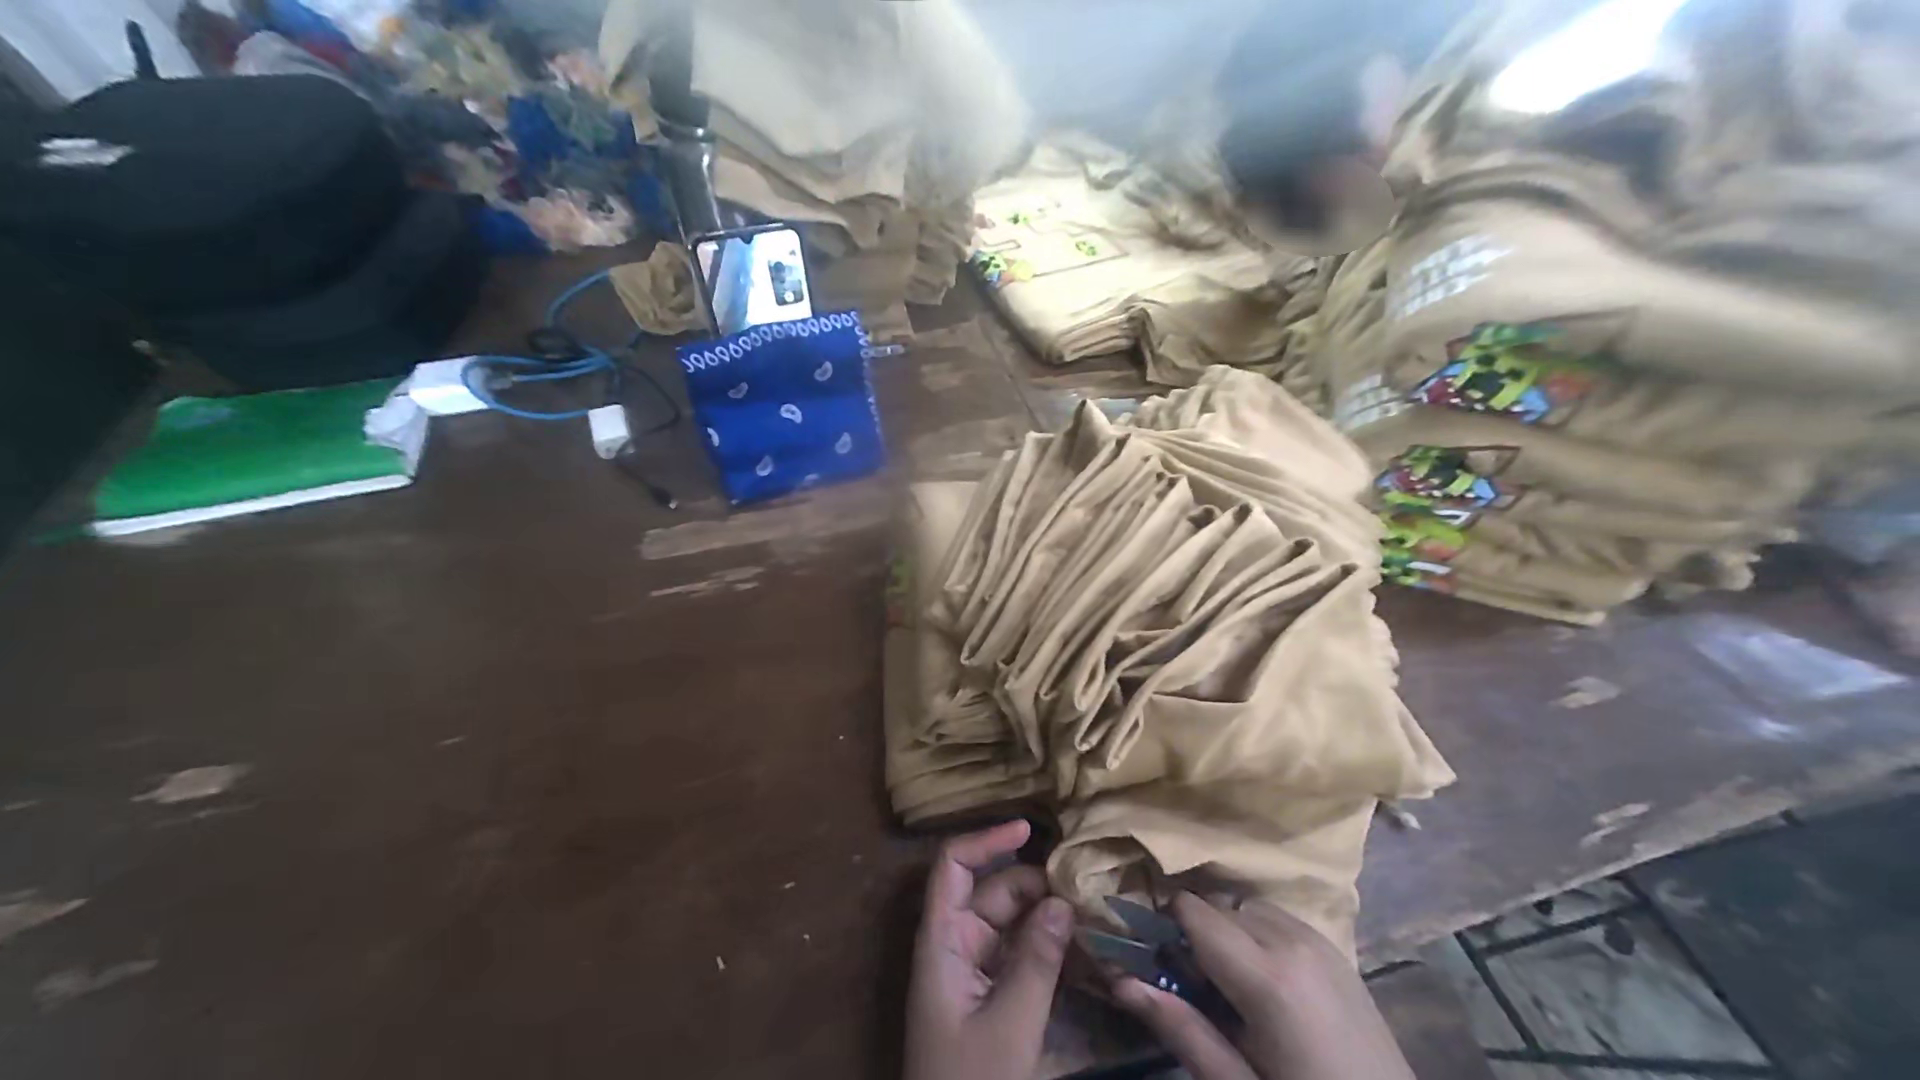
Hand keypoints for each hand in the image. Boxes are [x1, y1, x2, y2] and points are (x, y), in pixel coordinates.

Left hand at [904, 821, 1074, 1079]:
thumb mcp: (1008, 1026)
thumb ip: (1037, 961)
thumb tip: (1062, 901)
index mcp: (942, 939)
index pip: (954, 866)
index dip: (986, 840)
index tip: (1029, 828)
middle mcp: (956, 943)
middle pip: (993, 891)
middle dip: (1034, 884)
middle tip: (1083, 889)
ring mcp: (974, 968)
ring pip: (1011, 922)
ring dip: (1046, 915)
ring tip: (1091, 912)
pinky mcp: (992, 994)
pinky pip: (1020, 953)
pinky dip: (1047, 945)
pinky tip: (1082, 946)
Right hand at [1111, 893, 1413, 1079]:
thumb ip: (1181, 1029)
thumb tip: (1118, 980)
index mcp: (1266, 975)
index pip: (1191, 909)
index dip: (1165, 929)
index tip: (1156, 965)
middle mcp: (1292, 939)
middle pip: (1216, 904)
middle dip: (1193, 933)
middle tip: (1192, 987)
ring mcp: (1320, 940)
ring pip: (1245, 906)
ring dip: (1225, 932)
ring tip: (1229, 988)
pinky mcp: (1338, 950)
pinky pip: (1277, 918)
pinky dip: (1255, 934)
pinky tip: (1264, 983)